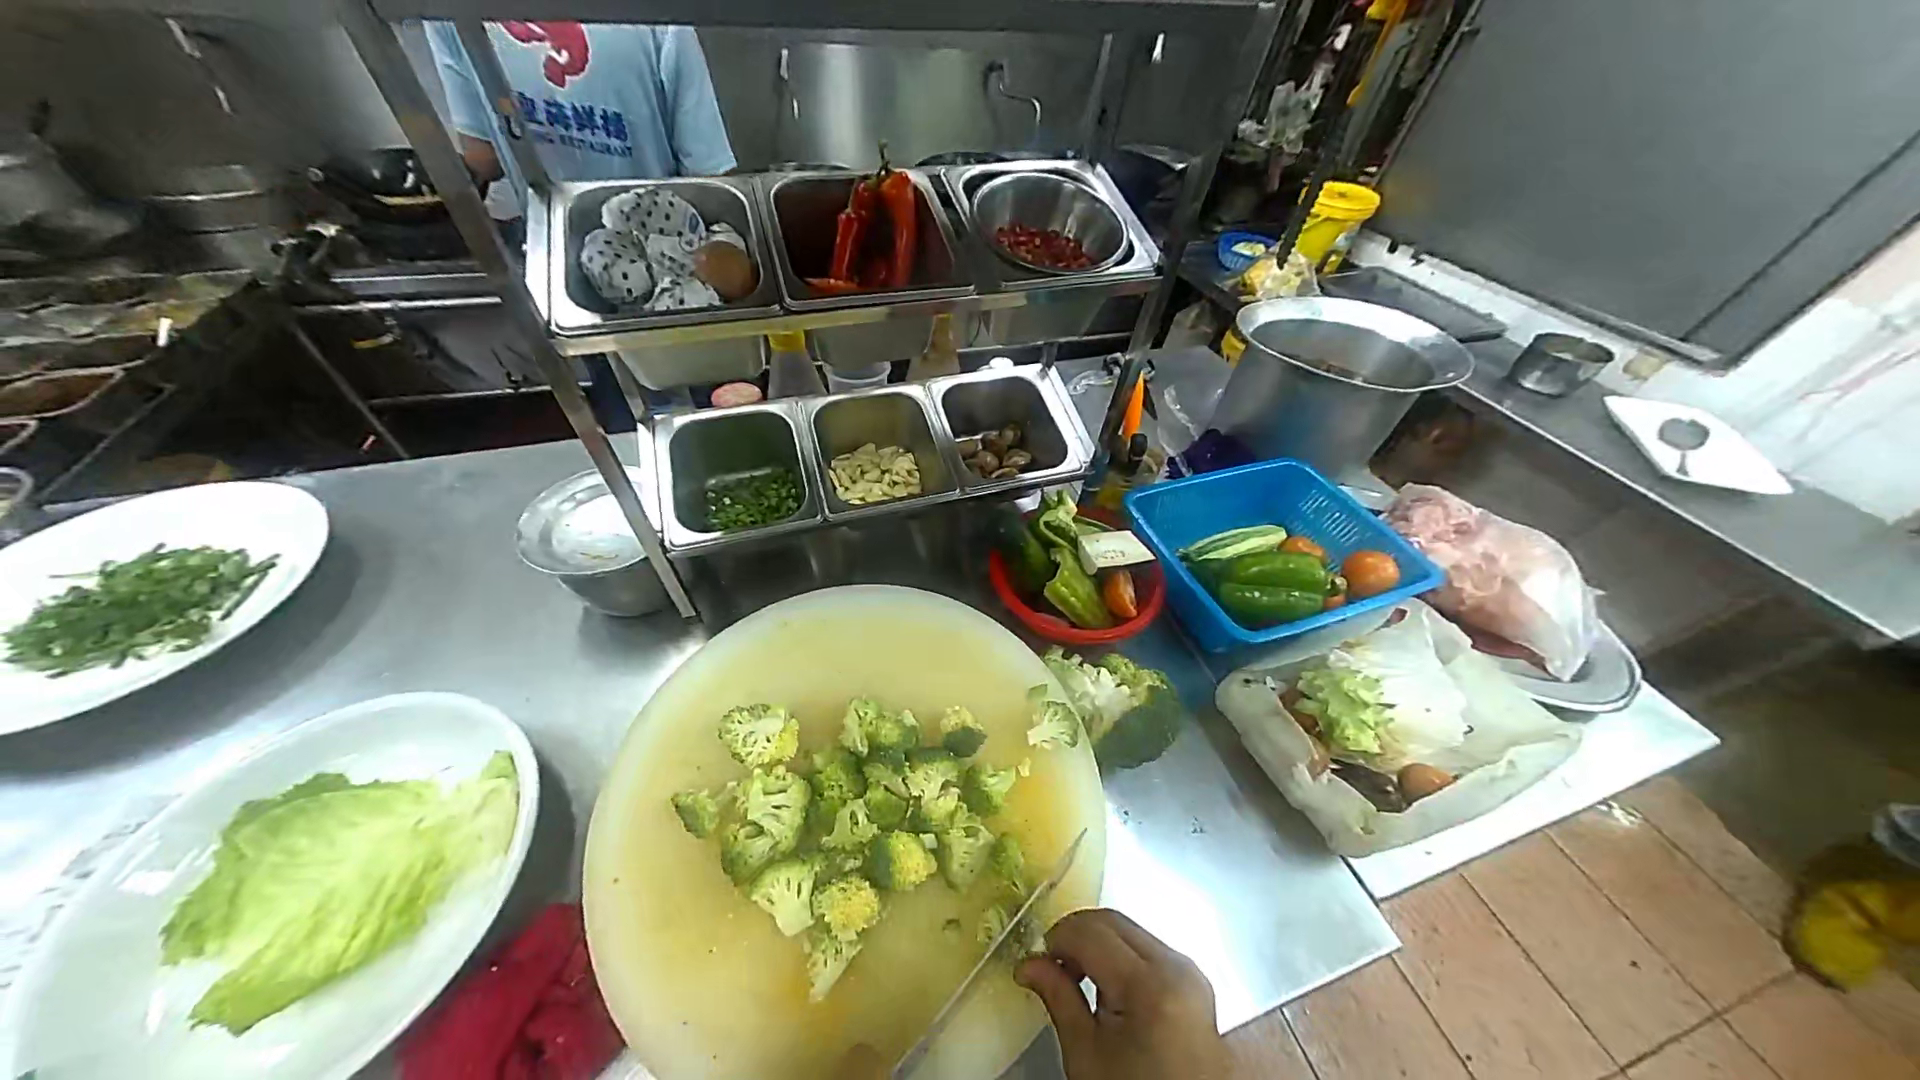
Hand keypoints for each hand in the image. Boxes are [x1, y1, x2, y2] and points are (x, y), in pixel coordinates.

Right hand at [1017, 909, 1232, 1079]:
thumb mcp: (1086, 1056)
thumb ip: (1058, 998)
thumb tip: (1029, 963)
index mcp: (1147, 986)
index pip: (1089, 931)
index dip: (1056, 939)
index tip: (1038, 961)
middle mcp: (1175, 967)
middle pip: (1113, 923)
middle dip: (1077, 936)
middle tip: (1055, 968)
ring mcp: (1192, 973)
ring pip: (1132, 932)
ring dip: (1101, 944)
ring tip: (1082, 980)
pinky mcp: (1197, 982)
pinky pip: (1152, 949)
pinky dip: (1124, 955)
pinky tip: (1112, 986)